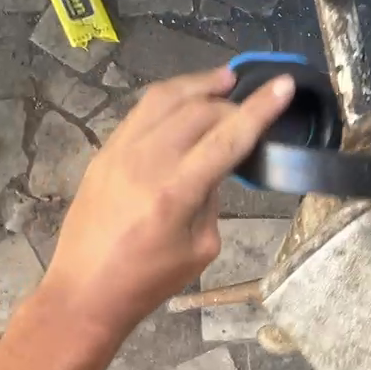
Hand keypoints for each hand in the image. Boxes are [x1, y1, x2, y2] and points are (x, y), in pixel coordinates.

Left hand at [40, 67, 293, 336]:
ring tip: (224, 79)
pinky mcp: (105, 152)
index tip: (284, 84)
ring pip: (165, 98)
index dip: (261, 108)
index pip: (227, 137)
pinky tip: (187, 100)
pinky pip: (142, 111)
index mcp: (176, 192)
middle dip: (233, 102)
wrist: (86, 291)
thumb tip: (214, 169)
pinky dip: (171, 98)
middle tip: (255, 104)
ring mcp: (120, 151)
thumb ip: (212, 201)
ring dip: (200, 85)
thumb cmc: (150, 281)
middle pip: (199, 111)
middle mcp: (146, 161)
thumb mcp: (201, 248)